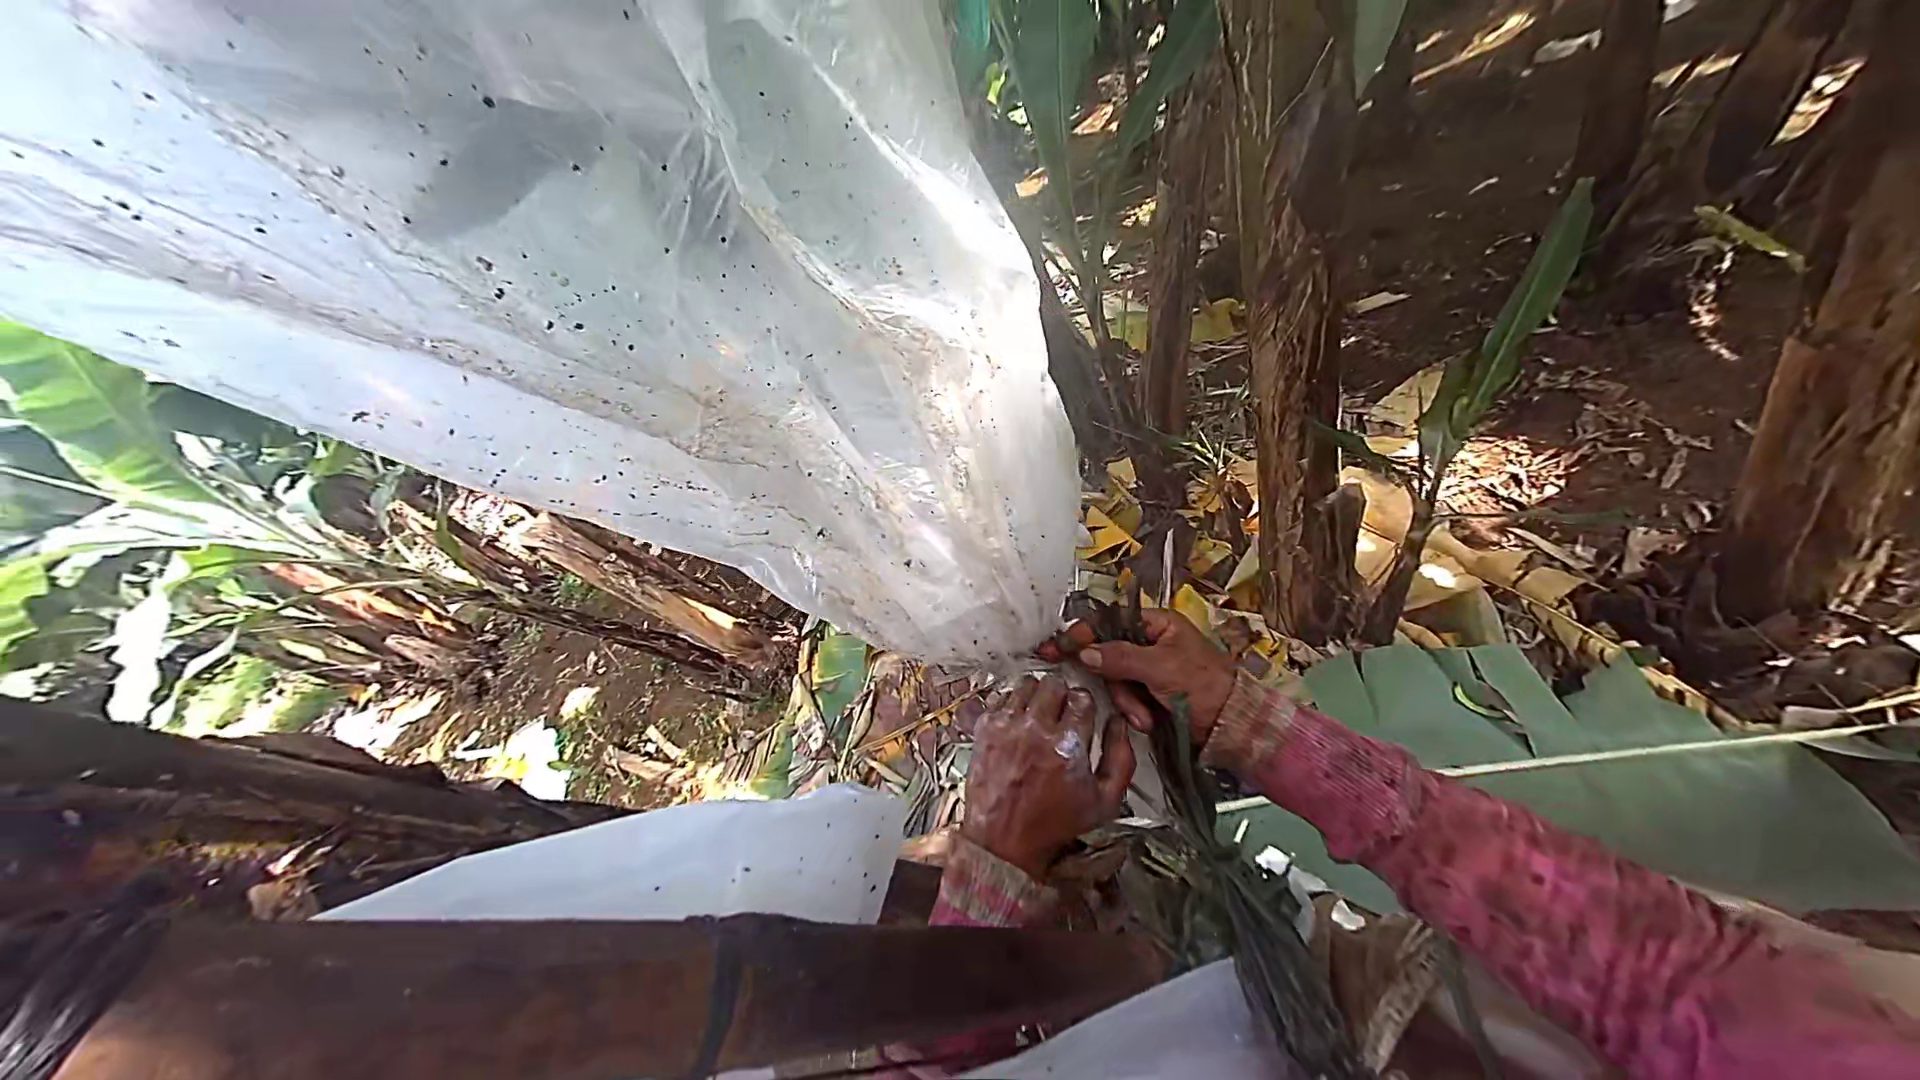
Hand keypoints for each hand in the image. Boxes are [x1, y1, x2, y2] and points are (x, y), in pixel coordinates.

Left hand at [961, 675, 1134, 879]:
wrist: (1004, 841)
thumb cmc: (1055, 824)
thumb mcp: (1105, 801)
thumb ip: (1121, 757)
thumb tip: (1119, 722)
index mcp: (1068, 744)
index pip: (1082, 697)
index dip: (1085, 704)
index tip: (1082, 714)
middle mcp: (1036, 728)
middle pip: (1054, 684)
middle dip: (1061, 696)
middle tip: (1060, 713)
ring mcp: (1007, 725)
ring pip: (1027, 684)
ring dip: (1036, 695)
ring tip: (1038, 714)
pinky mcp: (985, 727)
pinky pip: (1001, 696)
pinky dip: (1012, 703)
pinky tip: (1017, 721)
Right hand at [1038, 609, 1236, 745]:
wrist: (1232, 728)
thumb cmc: (1205, 686)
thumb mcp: (1162, 667)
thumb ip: (1121, 657)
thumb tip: (1085, 651)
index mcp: (1157, 624)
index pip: (1110, 621)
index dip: (1084, 633)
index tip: (1060, 646)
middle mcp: (1150, 642)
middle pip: (1107, 652)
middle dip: (1113, 679)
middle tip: (1111, 691)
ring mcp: (1148, 669)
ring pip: (1114, 679)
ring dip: (1126, 700)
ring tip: (1144, 715)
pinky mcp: (1147, 693)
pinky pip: (1124, 697)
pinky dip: (1132, 710)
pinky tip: (1147, 720)